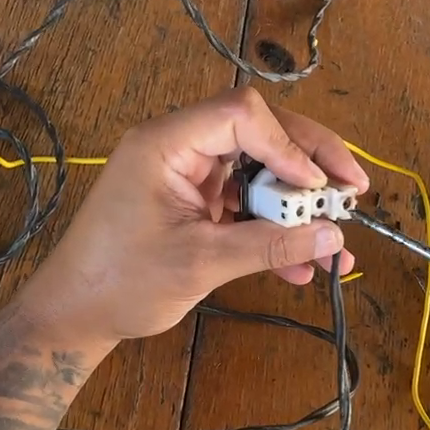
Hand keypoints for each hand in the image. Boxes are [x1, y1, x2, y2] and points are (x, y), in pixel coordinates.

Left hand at [12, 88, 368, 345]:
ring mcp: (188, 178)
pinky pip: (243, 206)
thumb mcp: (201, 264)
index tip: (319, 186)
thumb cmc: (122, 284)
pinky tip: (300, 265)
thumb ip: (269, 245)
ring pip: (257, 174)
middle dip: (308, 166)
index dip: (290, 145)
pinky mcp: (193, 206)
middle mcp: (179, 149)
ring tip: (334, 242)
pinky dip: (270, 231)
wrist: (76, 315)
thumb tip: (333, 237)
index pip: (242, 114)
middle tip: (353, 191)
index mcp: (167, 144)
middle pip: (259, 135)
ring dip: (295, 208)